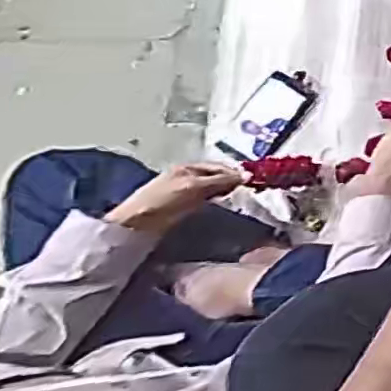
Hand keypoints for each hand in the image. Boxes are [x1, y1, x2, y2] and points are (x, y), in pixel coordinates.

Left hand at [105, 163, 244, 234]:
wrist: (136, 224)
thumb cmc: (164, 200)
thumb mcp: (195, 186)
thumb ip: (222, 180)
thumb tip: (250, 176)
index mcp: (189, 167)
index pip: (221, 166)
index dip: (237, 173)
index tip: (254, 182)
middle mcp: (189, 176)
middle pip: (219, 176)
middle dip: (234, 182)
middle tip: (250, 191)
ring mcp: (186, 190)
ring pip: (216, 188)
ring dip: (228, 192)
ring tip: (241, 199)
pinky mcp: (185, 204)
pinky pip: (209, 199)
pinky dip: (219, 200)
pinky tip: (225, 205)